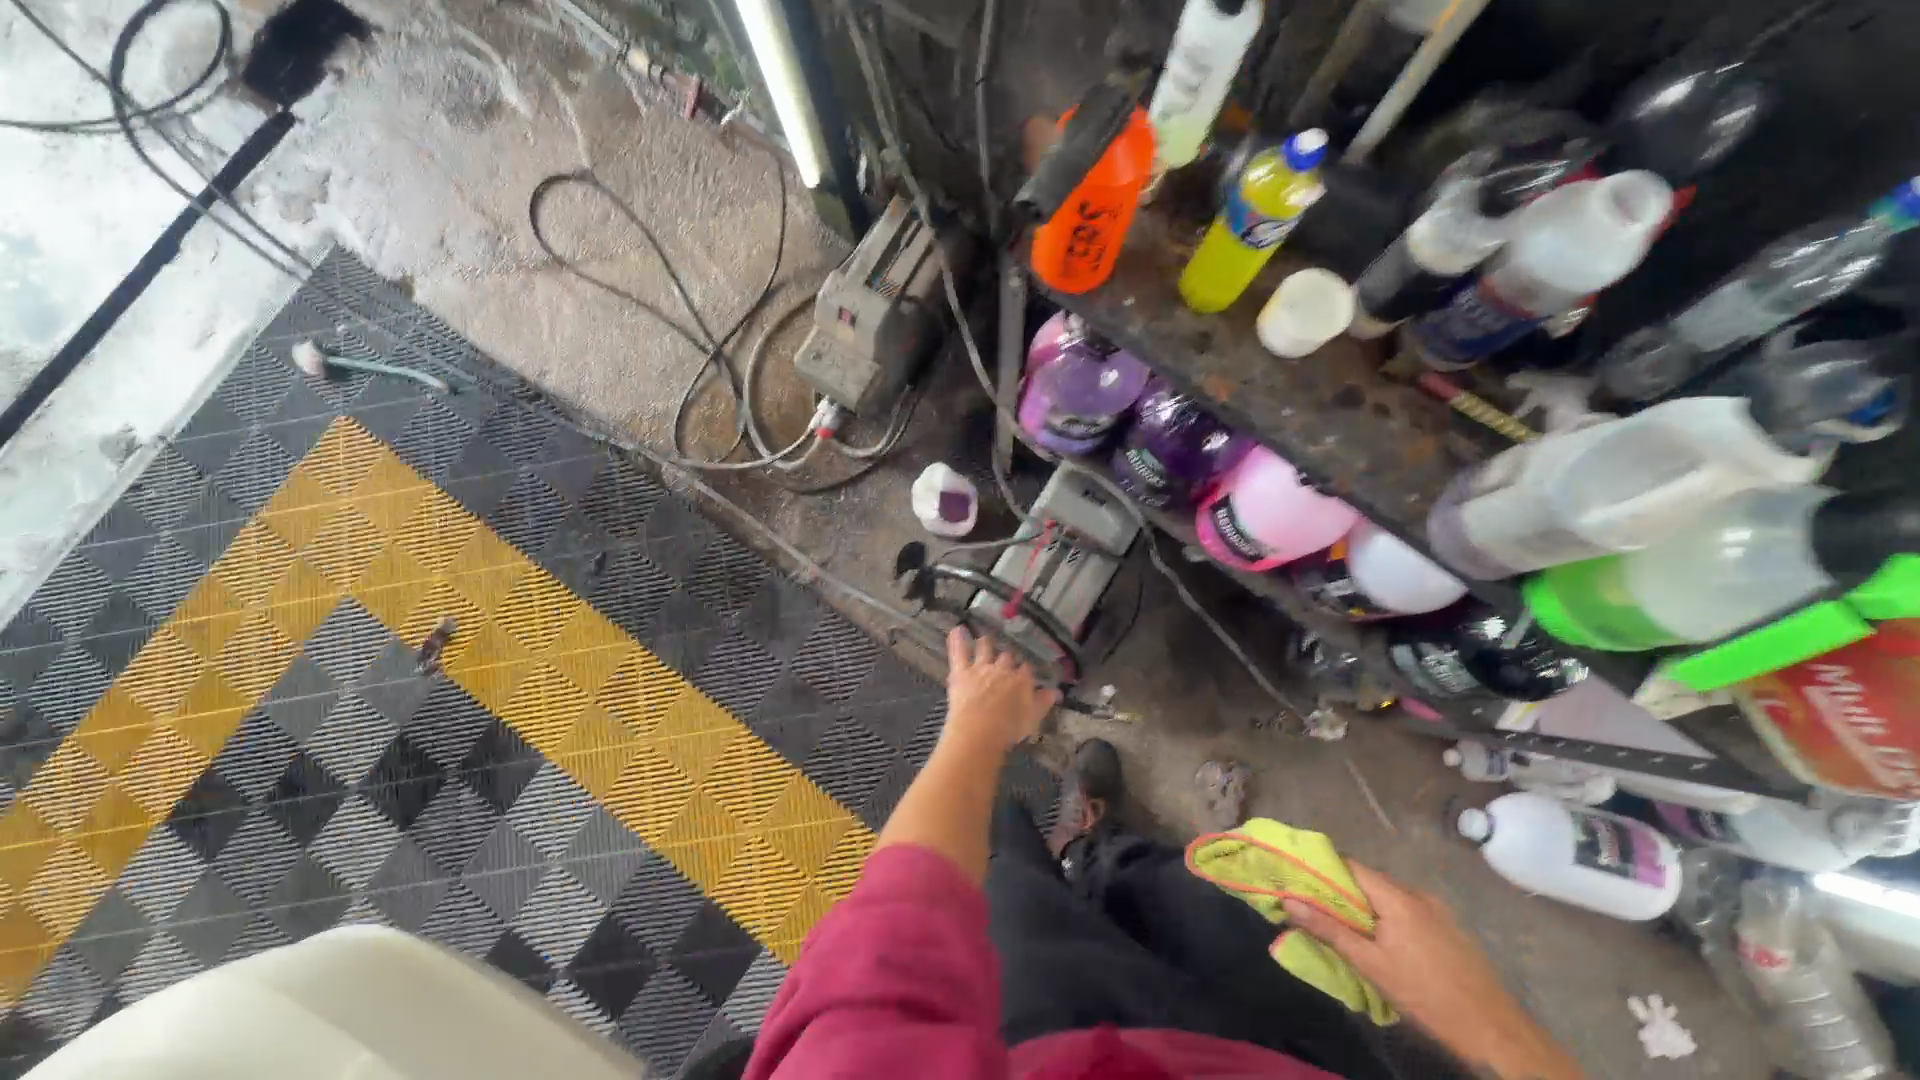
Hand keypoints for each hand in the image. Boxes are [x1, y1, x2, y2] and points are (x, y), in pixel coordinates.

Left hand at [944, 627, 1059, 750]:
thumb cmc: (1009, 728)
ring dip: (986, 644)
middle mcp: (1002, 669)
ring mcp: (981, 668)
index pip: (1026, 669)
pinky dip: (957, 640)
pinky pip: (959, 652)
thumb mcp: (1033, 717)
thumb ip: (1044, 702)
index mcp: (1021, 680)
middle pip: (1006, 658)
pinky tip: (957, 629)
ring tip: (985, 639)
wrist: (979, 729)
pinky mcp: (961, 672)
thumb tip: (1055, 691)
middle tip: (1006, 657)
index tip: (1025, 672)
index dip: (1025, 670)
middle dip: (1006, 657)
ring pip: (984, 650)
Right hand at [1283, 864, 1582, 1079]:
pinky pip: (1406, 911)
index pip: (1350, 866)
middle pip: (1369, 880)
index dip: (1322, 869)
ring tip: (1341, 928)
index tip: (1297, 880)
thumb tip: (1289, 902)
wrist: (1493, 1029)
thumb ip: (1329, 930)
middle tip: (1312, 907)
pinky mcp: (1448, 928)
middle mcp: (1418, 894)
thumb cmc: (1425, 994)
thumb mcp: (1370, 965)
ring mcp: (1437, 910)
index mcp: (1397, 897)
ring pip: (1388, 897)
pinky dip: (1386, 918)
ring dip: (1363, 907)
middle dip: (1339, 891)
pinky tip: (1379, 942)